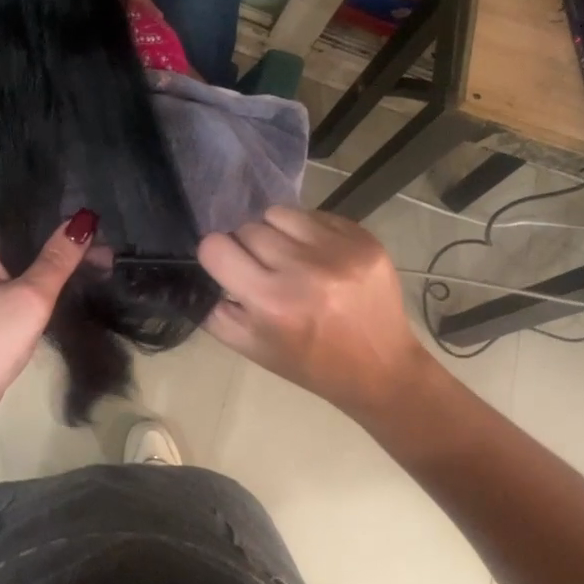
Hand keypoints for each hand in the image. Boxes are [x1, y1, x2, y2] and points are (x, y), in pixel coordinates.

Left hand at [0, 211, 94, 436]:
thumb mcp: (31, 298)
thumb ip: (59, 258)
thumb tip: (85, 218)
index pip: (27, 225)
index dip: (65, 234)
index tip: (104, 242)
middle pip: (24, 249)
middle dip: (64, 256)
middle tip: (109, 261)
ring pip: (20, 274)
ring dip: (53, 279)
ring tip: (98, 274)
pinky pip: (12, 296)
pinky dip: (36, 298)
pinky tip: (66, 299)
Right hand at [199, 206, 435, 418]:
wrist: (382, 369)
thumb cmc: (310, 364)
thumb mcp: (250, 347)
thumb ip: (213, 309)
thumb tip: (200, 271)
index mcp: (272, 302)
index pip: (215, 247)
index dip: (217, 257)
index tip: (229, 269)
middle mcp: (304, 270)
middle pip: (247, 228)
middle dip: (249, 248)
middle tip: (265, 271)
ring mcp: (339, 250)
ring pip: (278, 214)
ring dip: (276, 233)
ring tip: (291, 259)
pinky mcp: (362, 238)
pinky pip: (313, 215)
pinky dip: (308, 232)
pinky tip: (320, 259)